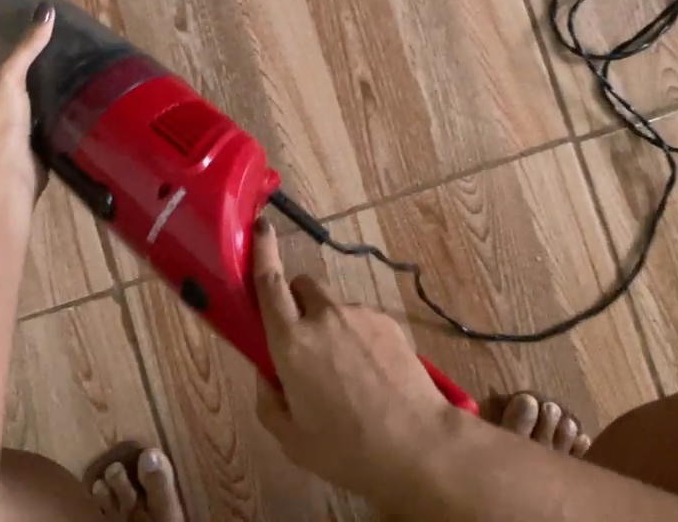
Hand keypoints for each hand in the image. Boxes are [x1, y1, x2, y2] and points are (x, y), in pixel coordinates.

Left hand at [0, 5, 54, 199]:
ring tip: (64, 60)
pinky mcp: (30, 141)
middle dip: (17, 63)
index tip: (1, 26)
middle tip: (43, 39)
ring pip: (23, 98)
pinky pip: (42, 117)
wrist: (7, 175)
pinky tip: (73, 93)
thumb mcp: (8, 78)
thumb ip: (26, 47)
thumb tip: (45, 10)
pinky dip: (54, 107)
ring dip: (39, 85)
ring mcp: (7, 127)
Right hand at [250, 218, 464, 498]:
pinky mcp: (387, 321)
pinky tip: (371, 373)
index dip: (262, 251)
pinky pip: (361, 319)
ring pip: (333, 305)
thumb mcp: (292, 439)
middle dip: (295, 300)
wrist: (416, 443)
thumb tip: (268, 375)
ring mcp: (359, 315)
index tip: (260, 227)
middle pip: (303, 285)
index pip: (269, 283)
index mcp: (291, 343)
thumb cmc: (346, 449)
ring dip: (328, 323)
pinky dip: (357, 335)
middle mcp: (323, 317)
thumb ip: (270, 402)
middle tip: (300, 336)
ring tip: (345, 370)